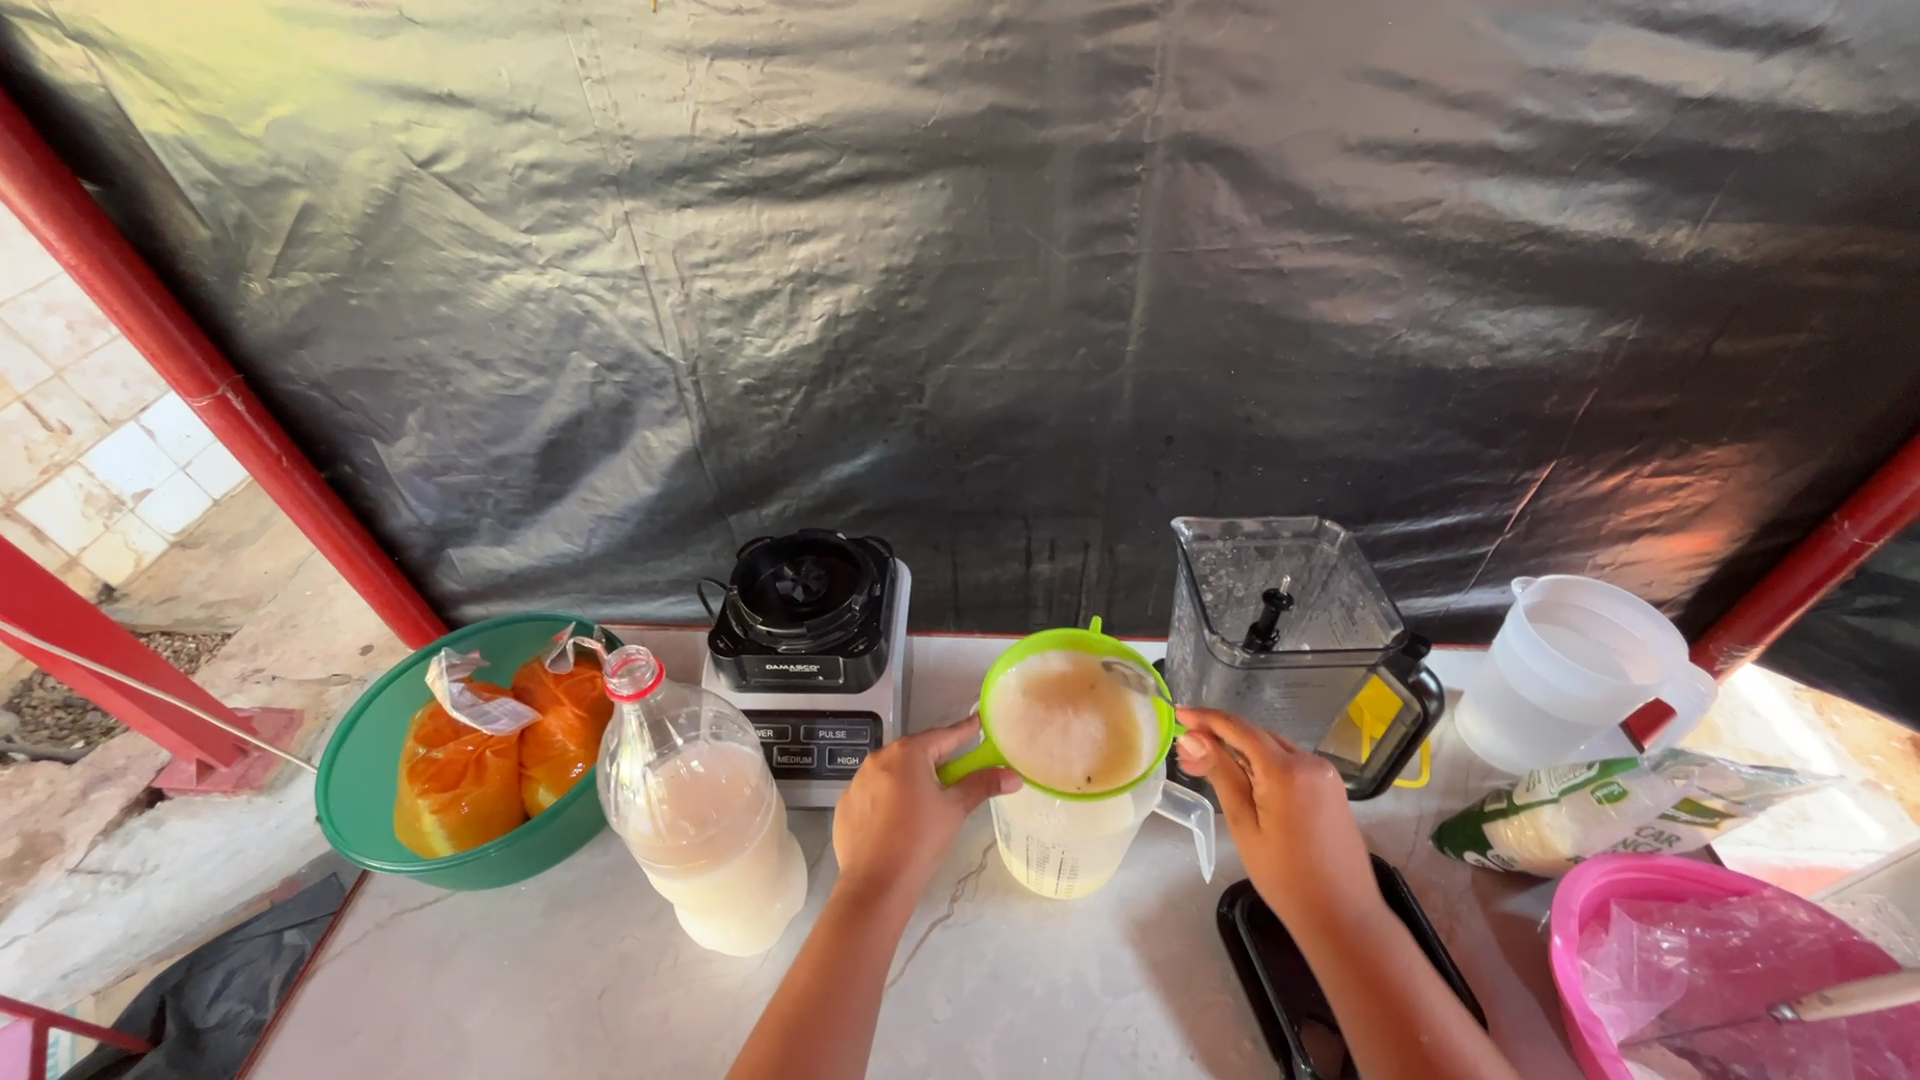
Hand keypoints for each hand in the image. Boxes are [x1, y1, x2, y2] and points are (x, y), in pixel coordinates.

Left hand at [832, 715, 1019, 912]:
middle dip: (937, 759)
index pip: (944, 736)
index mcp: (907, 753)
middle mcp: (878, 759)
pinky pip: (874, 792)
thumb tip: (1013, 776)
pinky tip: (898, 819)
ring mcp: (857, 781)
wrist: (875, 884)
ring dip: (911, 778)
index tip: (977, 723)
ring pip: (893, 772)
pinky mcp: (846, 804)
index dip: (964, 732)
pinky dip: (889, 798)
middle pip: (916, 752)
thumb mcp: (955, 810)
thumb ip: (982, 785)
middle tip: (956, 771)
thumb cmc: (920, 840)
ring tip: (926, 800)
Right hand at [1175, 707, 1380, 928]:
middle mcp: (1310, 762)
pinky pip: (1289, 763)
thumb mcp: (1243, 824)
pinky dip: (1262, 765)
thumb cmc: (1285, 877)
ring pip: (1272, 748)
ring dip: (1240, 751)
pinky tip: (1242, 780)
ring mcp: (1325, 774)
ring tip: (1207, 768)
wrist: (1343, 916)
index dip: (1206, 718)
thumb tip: (1192, 737)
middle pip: (1256, 735)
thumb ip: (1220, 773)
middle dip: (1219, 737)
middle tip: (1185, 754)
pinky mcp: (1331, 788)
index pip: (1239, 728)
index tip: (1178, 714)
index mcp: (1287, 771)